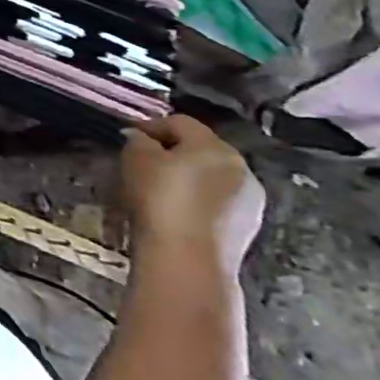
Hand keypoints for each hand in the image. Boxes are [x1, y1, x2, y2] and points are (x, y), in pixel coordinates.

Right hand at [119, 115, 264, 275]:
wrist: (188, 257)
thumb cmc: (160, 198)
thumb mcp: (135, 158)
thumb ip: (139, 140)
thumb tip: (143, 138)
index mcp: (215, 147)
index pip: (180, 122)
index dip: (151, 125)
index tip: (128, 137)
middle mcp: (242, 169)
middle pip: (202, 149)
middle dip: (173, 151)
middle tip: (143, 162)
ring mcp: (251, 200)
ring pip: (213, 176)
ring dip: (188, 176)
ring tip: (160, 189)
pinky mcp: (249, 226)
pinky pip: (219, 201)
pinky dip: (199, 199)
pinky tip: (178, 211)